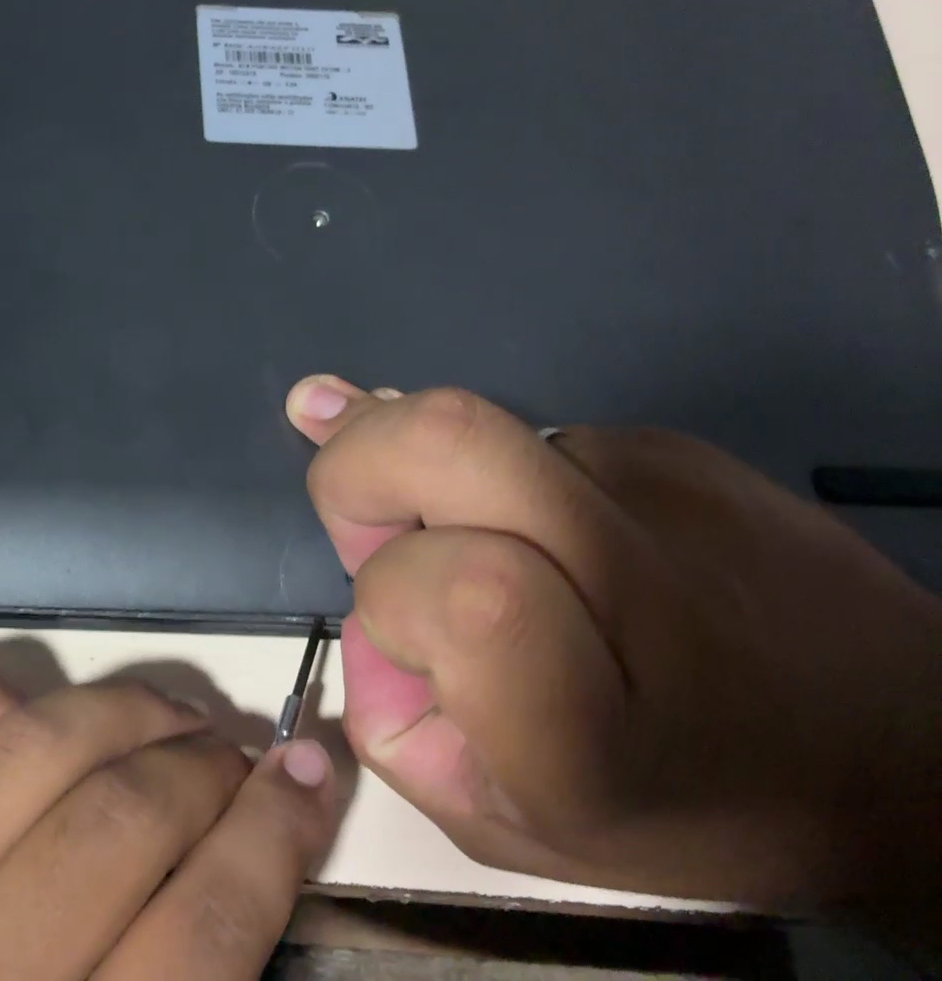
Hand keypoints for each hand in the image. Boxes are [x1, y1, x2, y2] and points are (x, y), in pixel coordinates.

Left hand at [0, 657, 336, 979]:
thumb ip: (205, 961)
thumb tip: (276, 811)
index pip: (204, 925)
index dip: (277, 832)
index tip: (309, 773)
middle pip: (118, 826)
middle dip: (202, 768)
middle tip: (232, 754)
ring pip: (25, 756)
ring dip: (117, 713)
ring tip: (163, 715)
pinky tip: (16, 707)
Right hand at [286, 376, 941, 913]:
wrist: (903, 753)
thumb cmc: (678, 807)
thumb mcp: (497, 818)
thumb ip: (387, 715)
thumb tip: (359, 588)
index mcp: (588, 719)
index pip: (458, 590)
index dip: (394, 602)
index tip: (414, 643)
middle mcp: (635, 573)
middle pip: (441, 438)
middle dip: (357, 465)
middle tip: (379, 530)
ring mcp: (662, 484)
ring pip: (465, 428)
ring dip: (433, 487)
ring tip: (502, 558)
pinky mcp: (677, 443)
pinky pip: (523, 438)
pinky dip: (498, 483)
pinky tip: (555, 540)